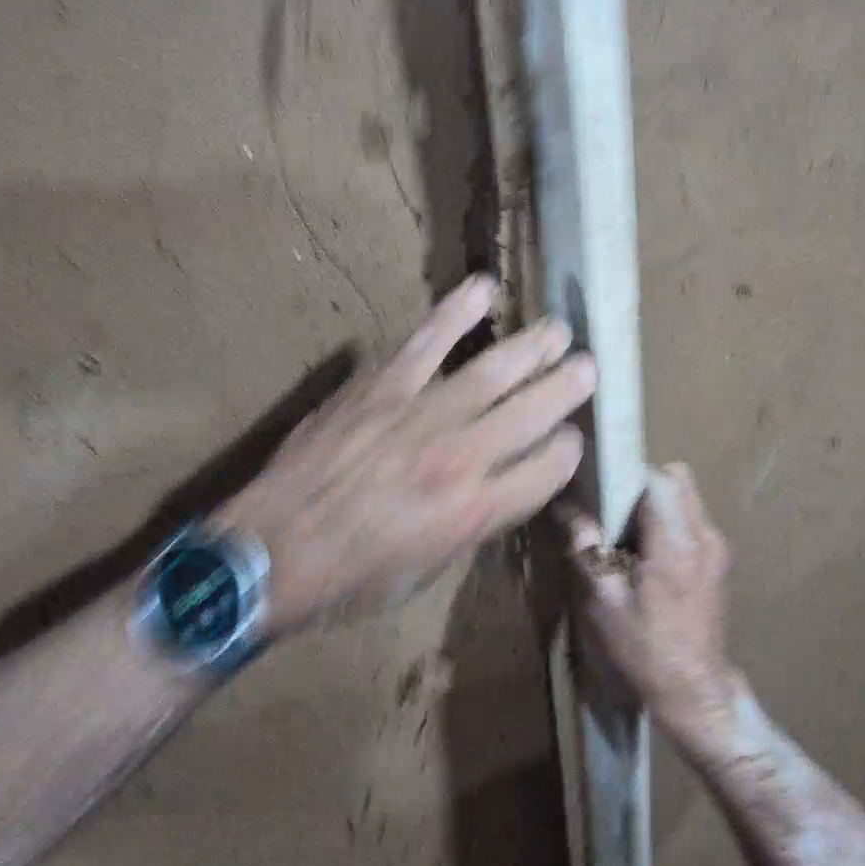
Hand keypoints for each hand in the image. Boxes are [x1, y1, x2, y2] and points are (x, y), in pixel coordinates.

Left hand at [218, 275, 594, 634]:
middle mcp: (462, 457)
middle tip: (587, 368)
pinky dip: (456, 312)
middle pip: (533, 413)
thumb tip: (485, 492)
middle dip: (566, 388)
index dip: (566, 452)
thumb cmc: (349, 575)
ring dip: (532, 348)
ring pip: (493, 371)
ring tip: (558, 331)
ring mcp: (421, 415)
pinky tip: (483, 290)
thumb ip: (466, 525)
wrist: (277, 546)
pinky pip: (427, 340)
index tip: (568, 441)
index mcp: (476, 510)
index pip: (548, 470)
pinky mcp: (382, 387)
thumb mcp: (425, 570)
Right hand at [570, 464, 740, 746]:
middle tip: (609, 510)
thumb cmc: (646, 649)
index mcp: (677, 544)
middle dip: (640, 484)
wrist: (695, 692)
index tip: (596, 487)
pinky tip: (643, 552)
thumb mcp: (603, 602)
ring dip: (653, 502)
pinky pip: (690, 518)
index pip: (657, 479)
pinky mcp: (718, 561)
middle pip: (676, 479)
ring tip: (623, 532)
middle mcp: (705, 537)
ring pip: (685, 496)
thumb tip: (565, 509)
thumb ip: (586, 549)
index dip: (624, 475)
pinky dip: (666, 520)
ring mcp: (718, 548)